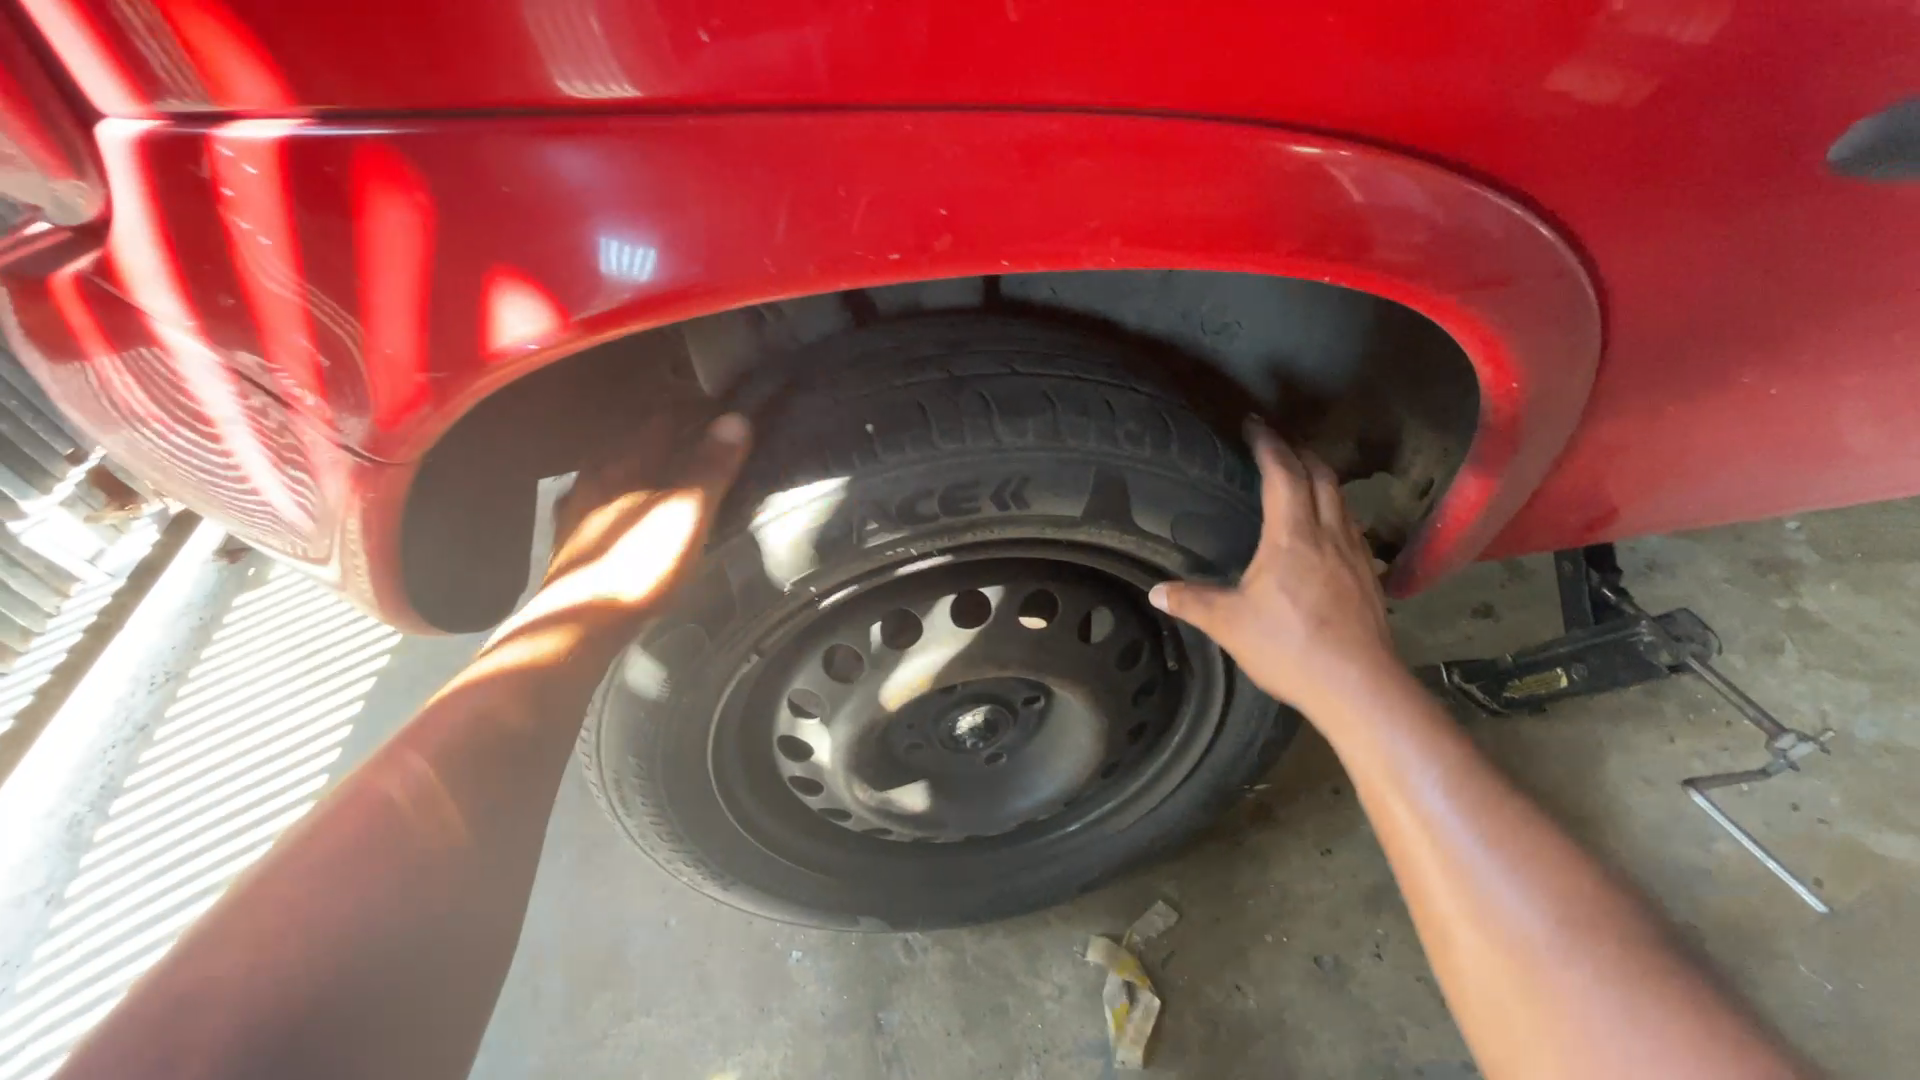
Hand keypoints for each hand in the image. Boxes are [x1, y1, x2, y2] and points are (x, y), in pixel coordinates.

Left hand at [500, 412, 750, 638]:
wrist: (580, 623)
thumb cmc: (639, 563)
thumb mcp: (686, 513)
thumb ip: (710, 467)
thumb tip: (736, 417)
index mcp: (621, 464)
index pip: (660, 421)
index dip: (691, 414)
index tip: (719, 414)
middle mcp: (592, 479)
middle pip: (633, 447)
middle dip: (665, 442)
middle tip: (699, 444)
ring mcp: (576, 512)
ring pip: (614, 477)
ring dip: (640, 472)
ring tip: (668, 479)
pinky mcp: (570, 545)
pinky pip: (603, 507)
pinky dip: (624, 502)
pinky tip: (630, 517)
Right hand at [1148, 421, 1397, 717]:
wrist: (1358, 685)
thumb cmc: (1290, 647)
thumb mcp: (1229, 625)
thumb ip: (1192, 602)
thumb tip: (1156, 592)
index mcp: (1292, 536)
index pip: (1282, 474)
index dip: (1268, 444)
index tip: (1254, 424)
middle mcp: (1328, 534)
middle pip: (1321, 476)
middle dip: (1300, 452)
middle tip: (1279, 444)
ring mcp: (1355, 555)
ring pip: (1342, 500)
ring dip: (1322, 479)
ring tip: (1304, 477)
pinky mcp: (1370, 577)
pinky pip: (1352, 527)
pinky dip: (1337, 511)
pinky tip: (1328, 531)